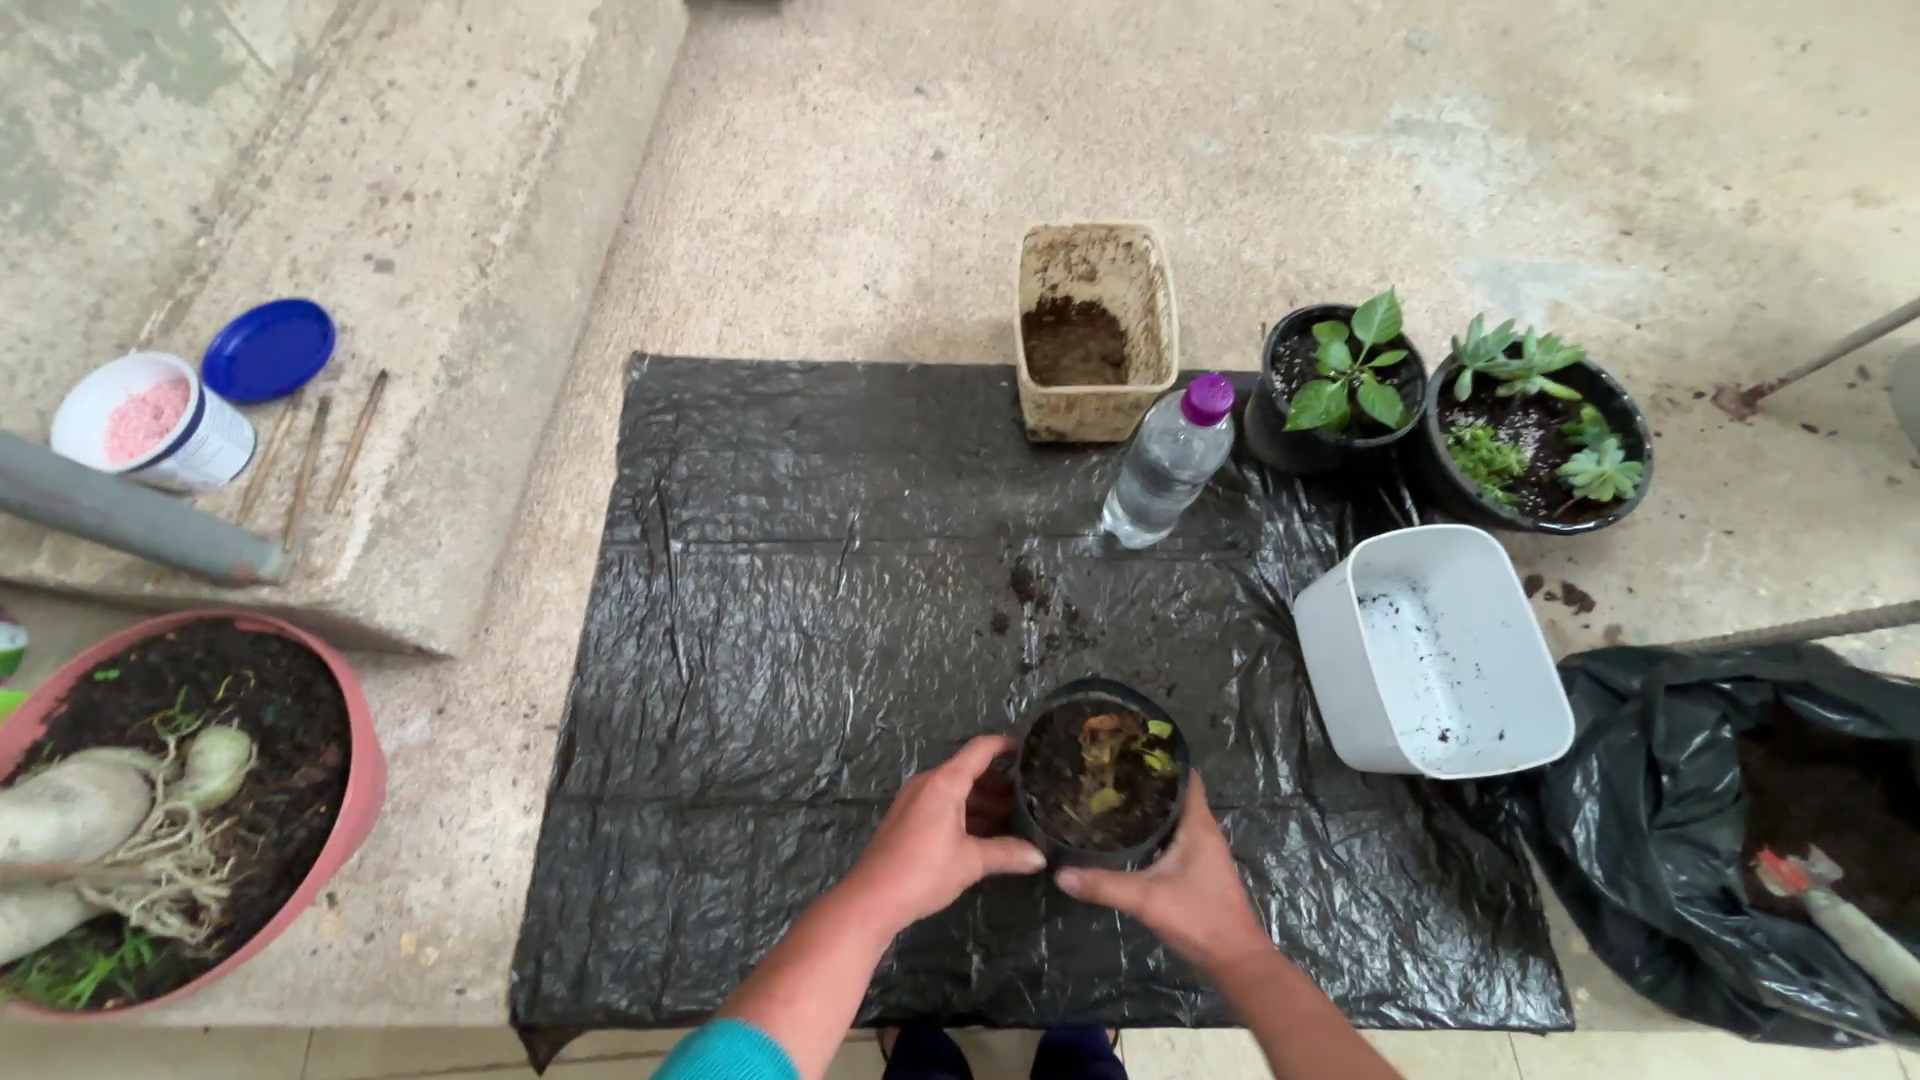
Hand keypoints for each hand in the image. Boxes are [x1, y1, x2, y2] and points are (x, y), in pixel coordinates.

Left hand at [841, 735, 1046, 934]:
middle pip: (969, 771)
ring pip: (956, 791)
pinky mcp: (908, 818)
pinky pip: (943, 805)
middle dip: (1000, 783)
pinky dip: (966, 813)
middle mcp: (929, 783)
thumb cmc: (924, 871)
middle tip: (1031, 797)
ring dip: (983, 802)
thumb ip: (1007, 854)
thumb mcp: (970, 862)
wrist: (872, 898)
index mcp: (944, 782)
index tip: (1030, 751)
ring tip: (1015, 819)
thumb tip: (1040, 857)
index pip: (980, 749)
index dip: (1005, 746)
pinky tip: (986, 834)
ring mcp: (915, 800)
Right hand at [1055, 772, 1274, 977]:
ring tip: (1112, 796)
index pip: (1184, 777)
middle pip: (1176, 794)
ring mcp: (1202, 850)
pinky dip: (1153, 829)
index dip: (1161, 760)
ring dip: (1150, 806)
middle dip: (1147, 782)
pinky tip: (1127, 834)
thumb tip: (1059, 872)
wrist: (1236, 962)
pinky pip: (1173, 836)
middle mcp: (1202, 831)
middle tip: (1109, 771)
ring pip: (1174, 816)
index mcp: (1197, 825)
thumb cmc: (1199, 919)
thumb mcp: (1146, 899)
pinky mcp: (1197, 868)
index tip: (1129, 748)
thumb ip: (1103, 885)